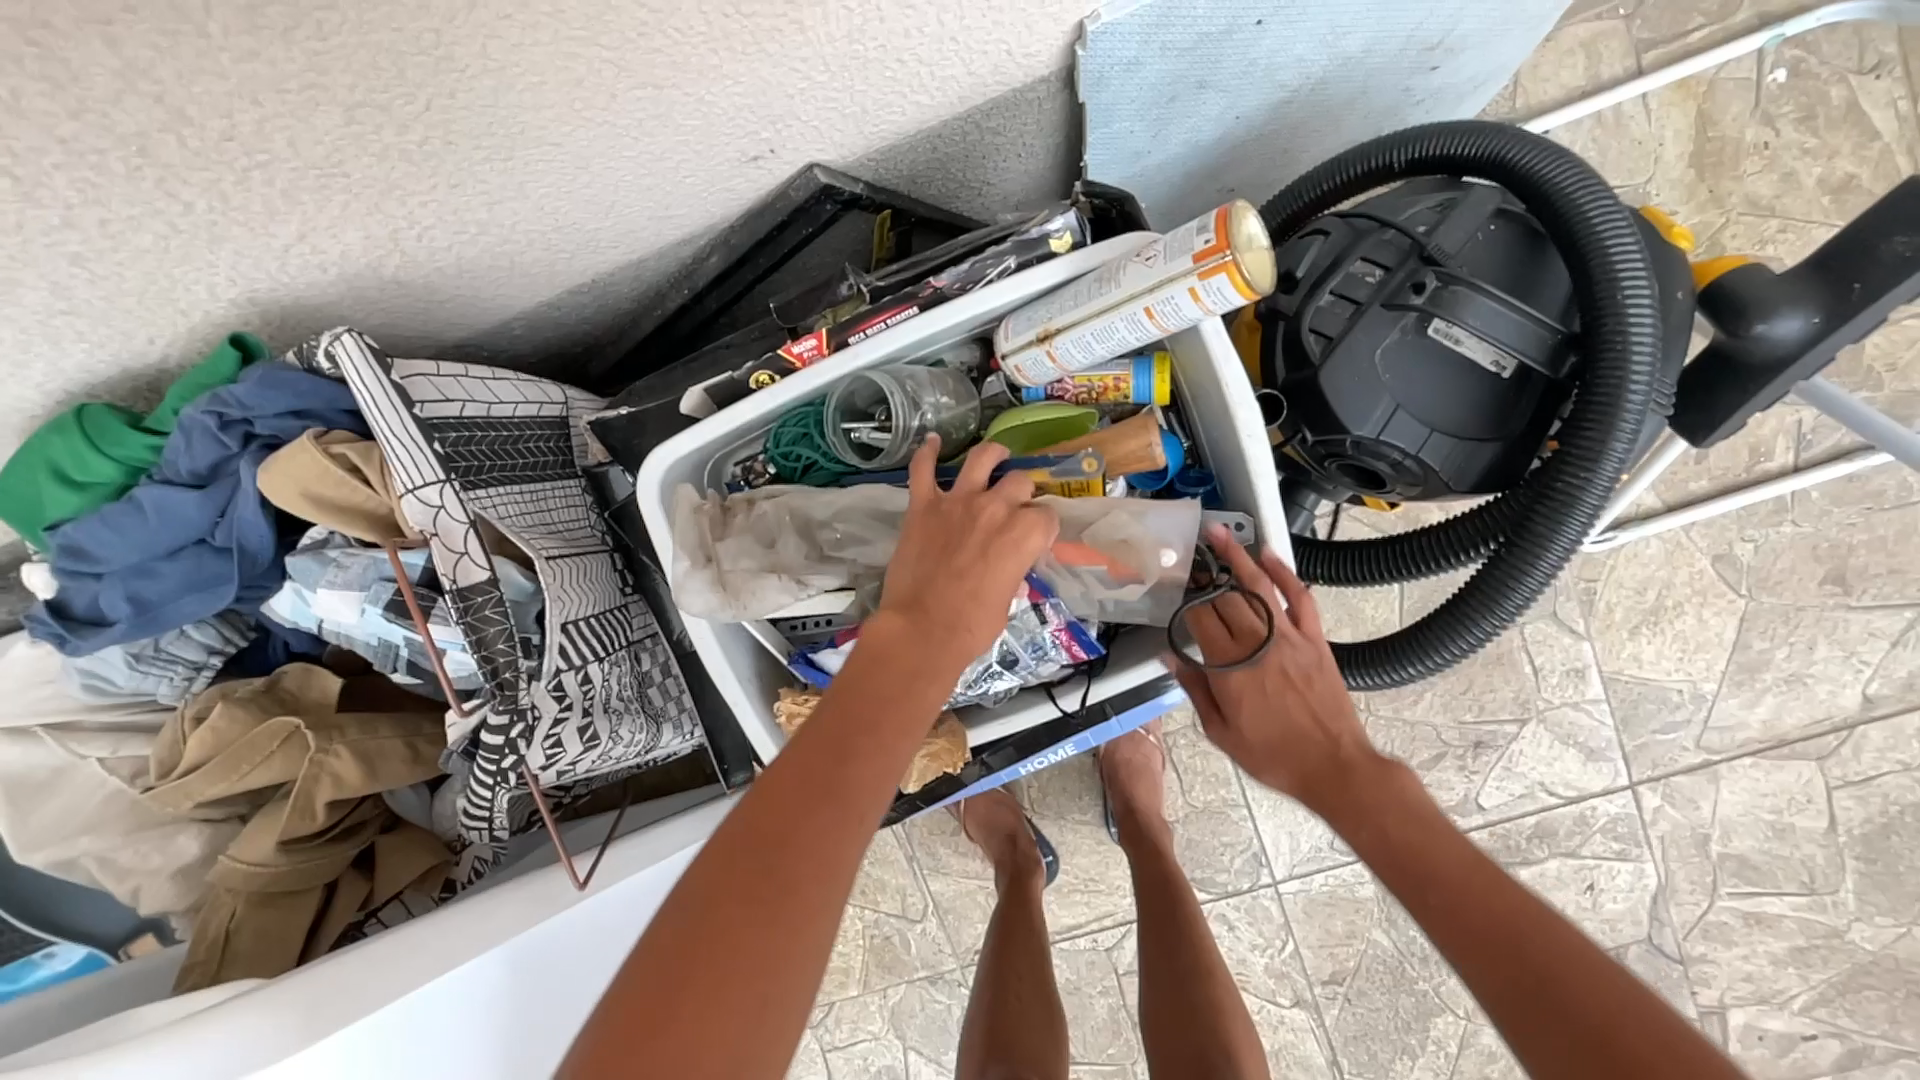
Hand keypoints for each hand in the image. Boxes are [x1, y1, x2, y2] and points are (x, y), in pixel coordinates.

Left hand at [874, 436, 1059, 673]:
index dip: (1042, 527)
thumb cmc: (972, 626)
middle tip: (1015, 505)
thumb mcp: (1007, 602)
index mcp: (1025, 533)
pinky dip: (927, 453)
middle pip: (1019, 482)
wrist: (922, 629)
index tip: (1035, 539)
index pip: (1046, 516)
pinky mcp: (922, 506)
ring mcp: (957, 502)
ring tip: (997, 454)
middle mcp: (996, 507)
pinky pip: (923, 469)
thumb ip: (1013, 575)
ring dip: (992, 454)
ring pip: (981, 459)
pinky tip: (932, 441)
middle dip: (1022, 492)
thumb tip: (1012, 575)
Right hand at [1167, 525, 1386, 815]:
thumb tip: (1170, 657)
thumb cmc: (1273, 756)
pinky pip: (1300, 598)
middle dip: (1205, 576)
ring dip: (1237, 557)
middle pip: (1224, 599)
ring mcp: (1288, 638)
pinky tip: (1270, 556)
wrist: (1334, 767)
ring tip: (1220, 534)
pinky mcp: (1314, 640)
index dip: (1185, 600)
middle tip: (1191, 557)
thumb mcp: (1220, 732)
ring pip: (1258, 587)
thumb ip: (1195, 689)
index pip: (1199, 619)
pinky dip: (1285, 573)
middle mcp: (1256, 644)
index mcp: (1228, 668)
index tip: (1175, 587)